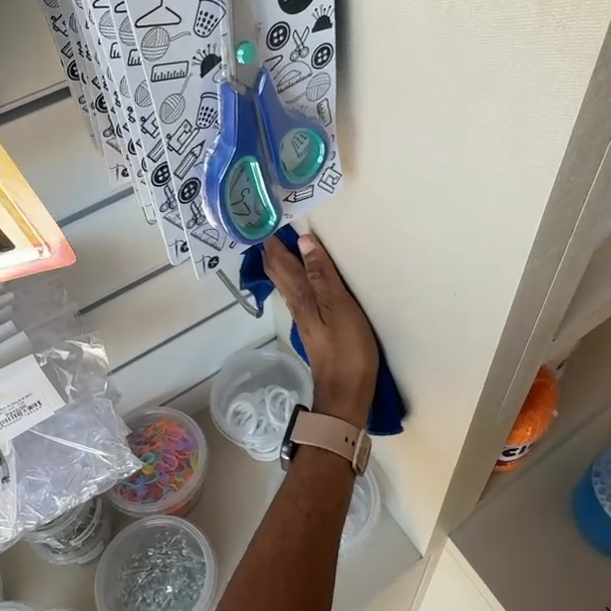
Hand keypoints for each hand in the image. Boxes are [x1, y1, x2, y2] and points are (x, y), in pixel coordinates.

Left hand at [264, 233, 378, 429]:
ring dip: (280, 262)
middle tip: (268, 225)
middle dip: (271, 249)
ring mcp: (304, 318)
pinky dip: (294, 277)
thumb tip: (303, 240)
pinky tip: (300, 276)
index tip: (263, 217)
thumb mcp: (339, 307)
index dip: (270, 240)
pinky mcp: (314, 327)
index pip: (279, 261)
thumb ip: (322, 275)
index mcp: (301, 296)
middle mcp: (297, 304)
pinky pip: (297, 293)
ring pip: (285, 283)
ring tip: (282, 243)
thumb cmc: (347, 349)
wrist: (345, 394)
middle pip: (277, 271)